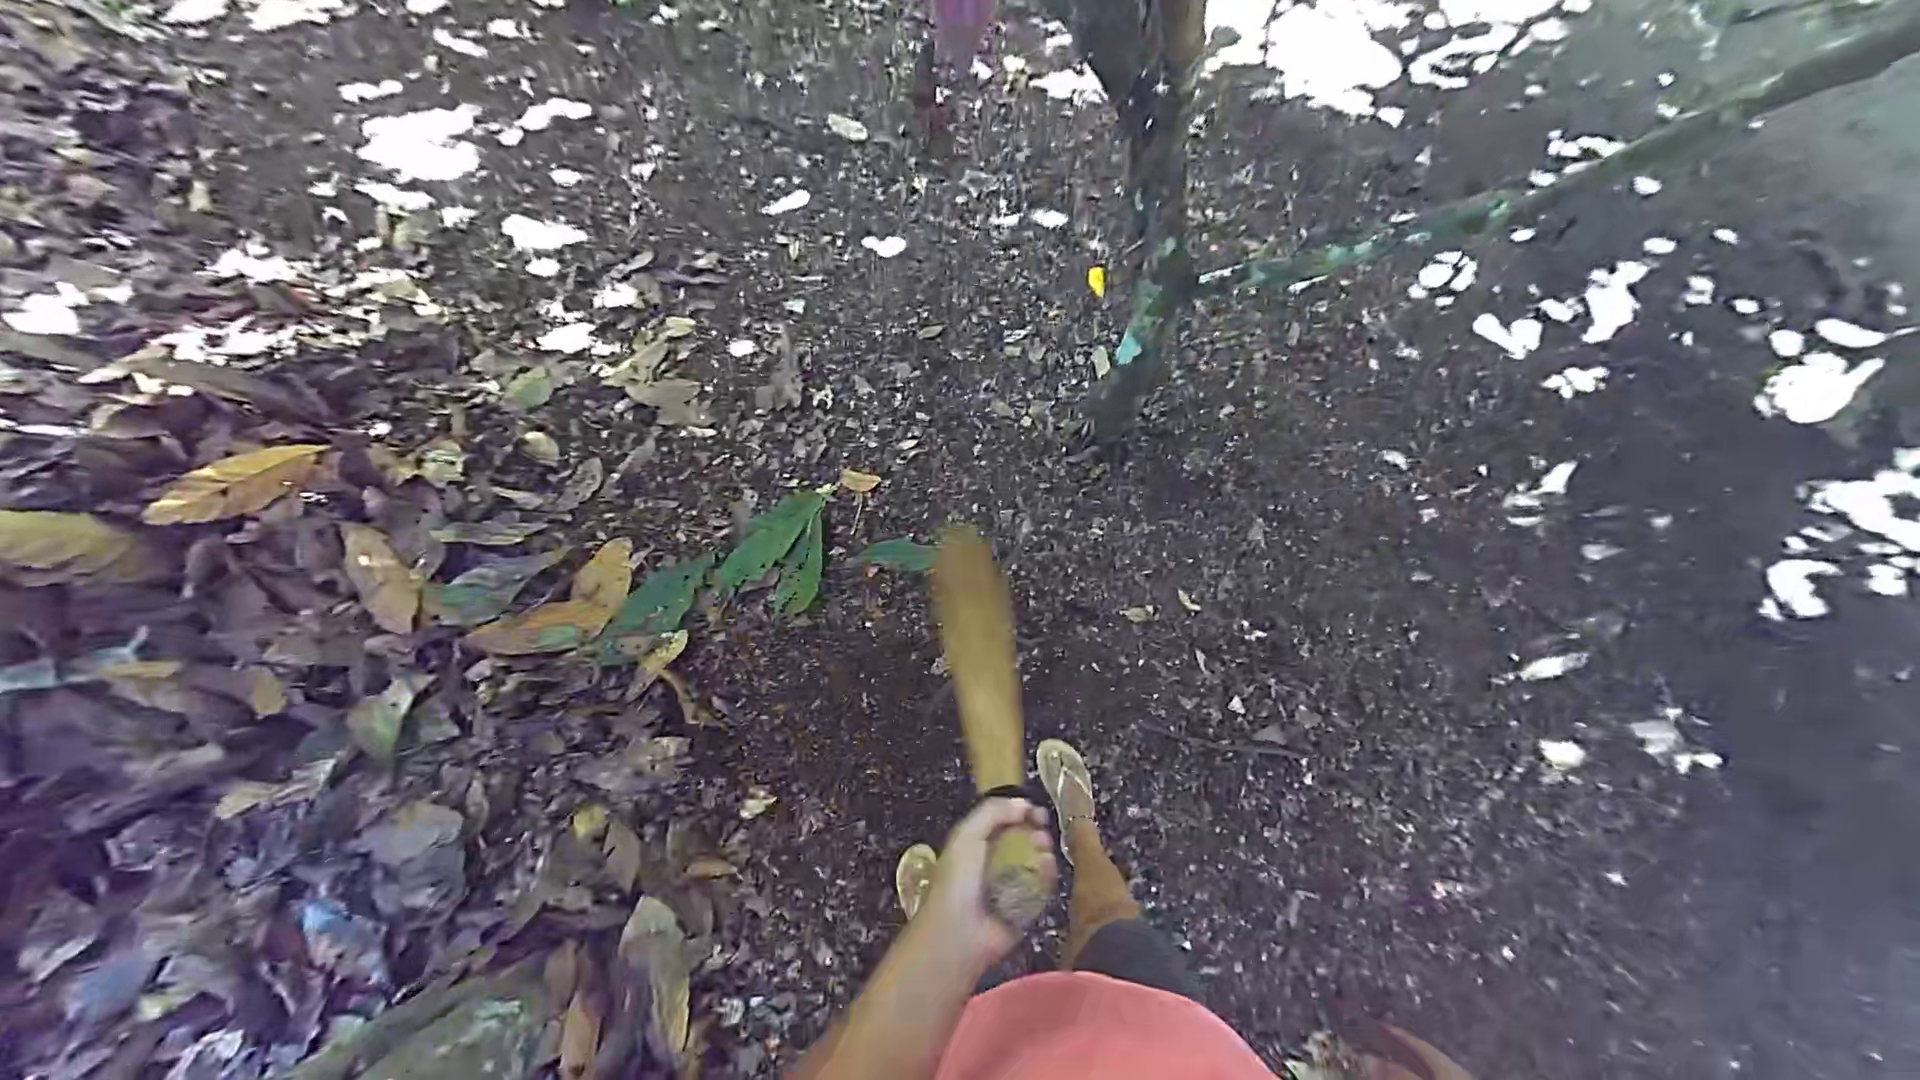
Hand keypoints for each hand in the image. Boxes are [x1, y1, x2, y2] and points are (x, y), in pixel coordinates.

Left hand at [912, 798, 1056, 970]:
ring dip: (1043, 850)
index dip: (1021, 813)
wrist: (959, 933)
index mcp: (978, 842)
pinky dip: (1047, 874)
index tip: (1034, 811)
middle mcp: (996, 861)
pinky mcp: (1026, 906)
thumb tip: (1023, 802)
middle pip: (1023, 838)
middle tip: (1040, 829)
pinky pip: (1042, 885)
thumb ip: (992, 812)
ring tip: (1043, 848)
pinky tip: (1047, 867)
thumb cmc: (959, 879)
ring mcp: (1012, 884)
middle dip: (1035, 830)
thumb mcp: (967, 835)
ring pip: (1036, 860)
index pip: (1005, 821)